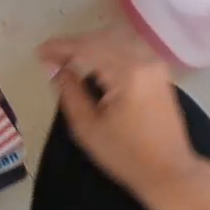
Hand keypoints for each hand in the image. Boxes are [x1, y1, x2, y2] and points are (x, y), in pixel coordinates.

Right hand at [37, 27, 201, 196]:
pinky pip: (130, 49)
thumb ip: (70, 93)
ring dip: (92, 45)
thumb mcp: (88, 129)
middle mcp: (144, 60)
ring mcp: (156, 64)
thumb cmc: (126, 156)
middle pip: (104, 38)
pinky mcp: (160, 72)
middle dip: (76, 44)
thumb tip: (57, 69)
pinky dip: (109, 50)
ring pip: (118, 40)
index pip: (88, 48)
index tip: (40, 52)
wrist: (169, 171)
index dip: (61, 47)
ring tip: (70, 59)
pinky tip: (94, 63)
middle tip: (52, 57)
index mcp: (128, 73)